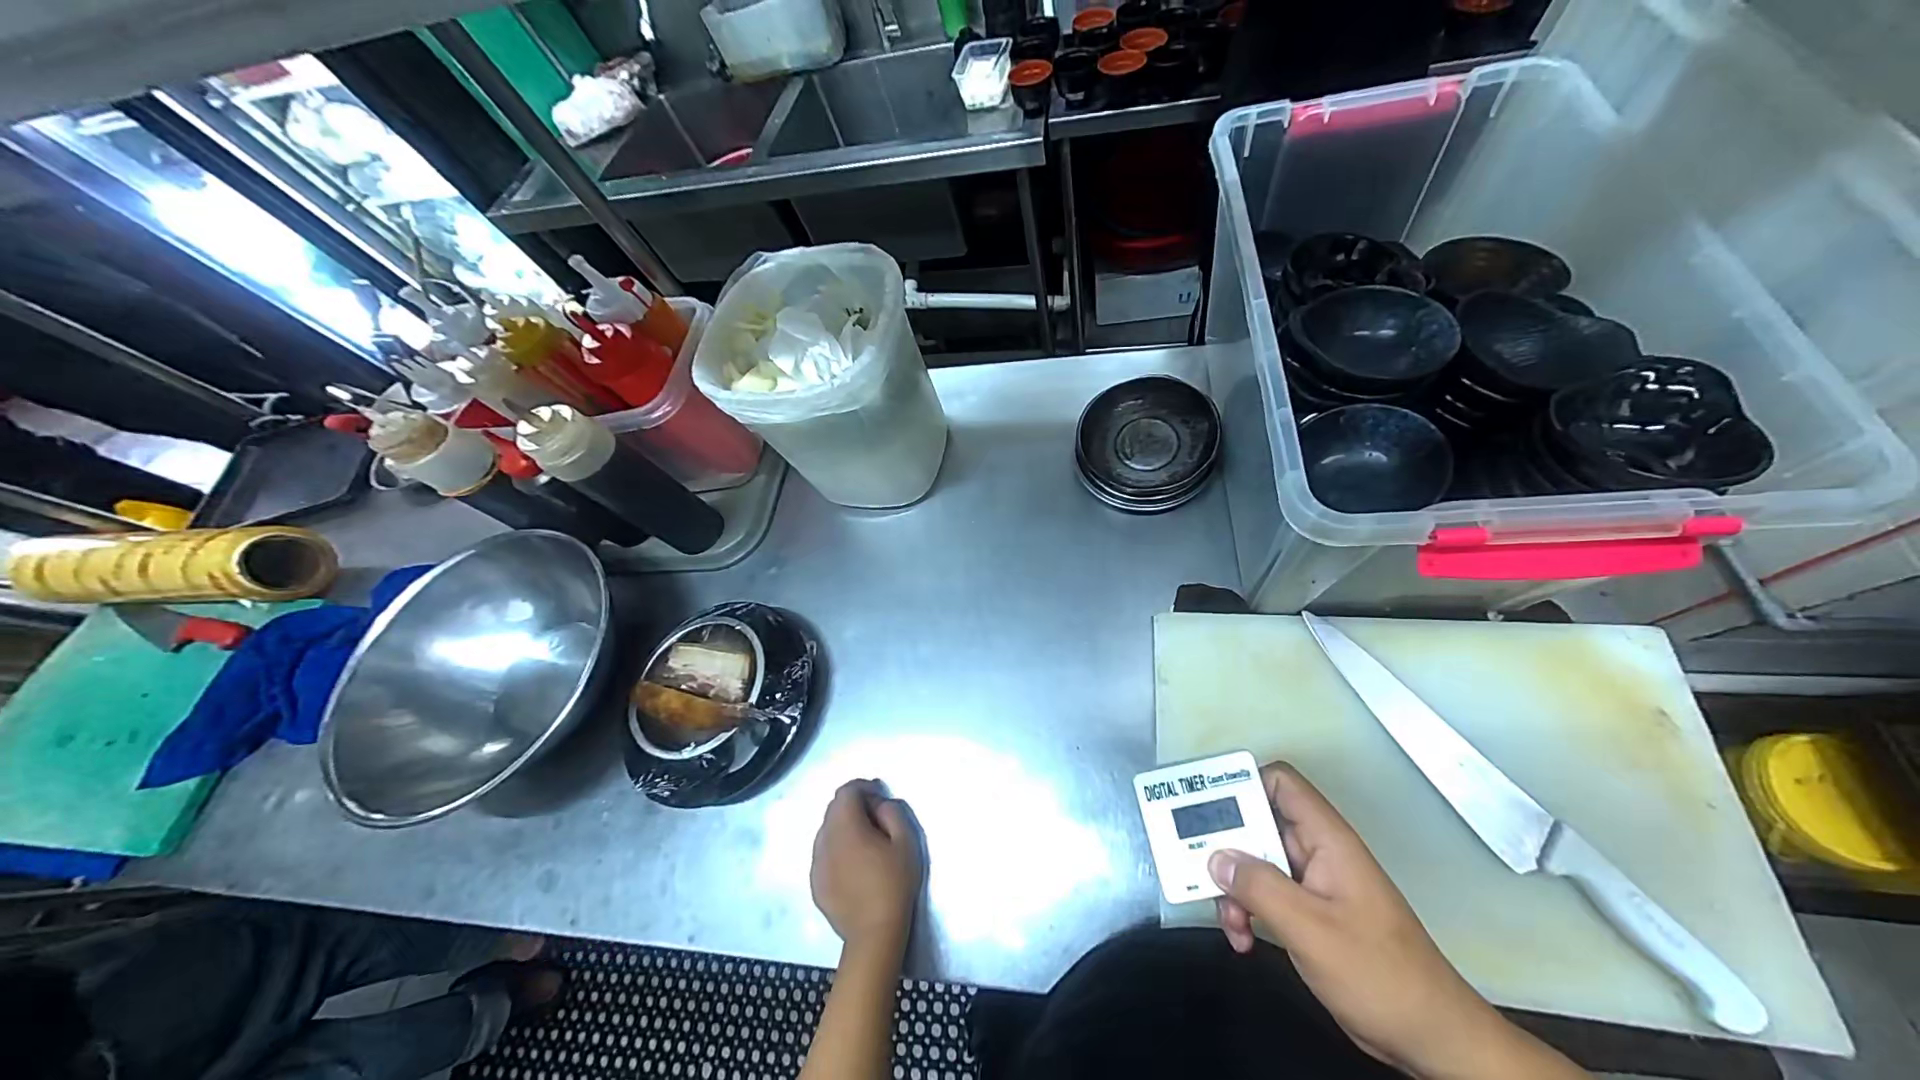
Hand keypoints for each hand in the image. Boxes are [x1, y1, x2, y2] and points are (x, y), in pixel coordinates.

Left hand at [810, 779, 923, 953]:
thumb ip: (892, 812)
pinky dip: (837, 850)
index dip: (863, 787)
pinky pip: (824, 855)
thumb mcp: (905, 842)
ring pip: (827, 832)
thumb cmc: (894, 884)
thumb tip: (878, 805)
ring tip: (866, 844)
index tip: (880, 794)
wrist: (874, 933)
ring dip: (844, 828)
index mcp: (845, 826)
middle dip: (854, 805)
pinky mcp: (815, 884)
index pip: (846, 791)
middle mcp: (824, 840)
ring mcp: (816, 864)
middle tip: (877, 818)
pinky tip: (855, 866)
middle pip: (834, 809)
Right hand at [1208, 763, 1584, 1079]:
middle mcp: (1317, 853)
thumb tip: (1216, 858)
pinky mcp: (1307, 913)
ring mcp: (1312, 883)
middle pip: (1257, 823)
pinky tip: (1243, 937)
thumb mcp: (1311, 929)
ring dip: (1233, 888)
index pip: (1280, 783)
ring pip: (1254, 862)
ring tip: (1230, 920)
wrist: (1431, 1038)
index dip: (1243, 784)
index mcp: (1327, 841)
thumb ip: (1260, 887)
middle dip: (1227, 848)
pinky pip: (1263, 894)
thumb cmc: (1380, 976)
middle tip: (1202, 872)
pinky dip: (1246, 910)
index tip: (1206, 808)